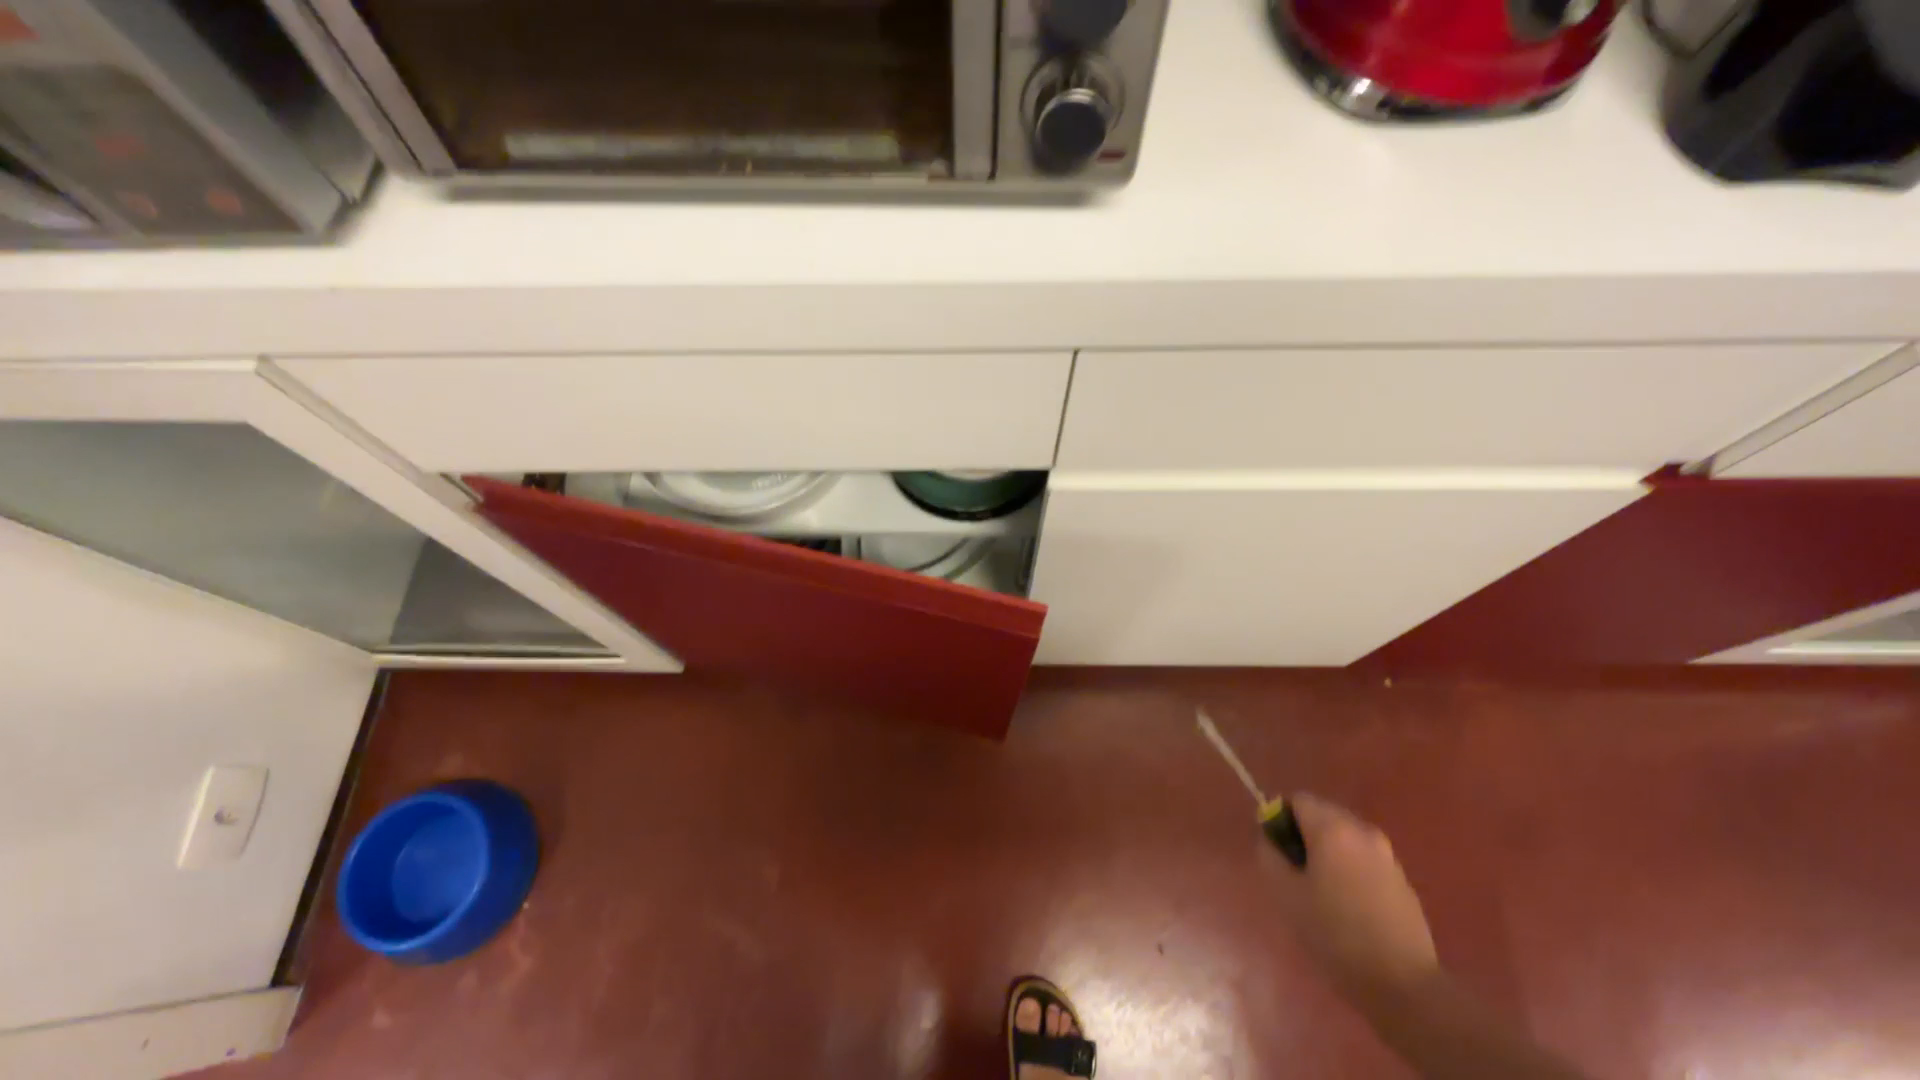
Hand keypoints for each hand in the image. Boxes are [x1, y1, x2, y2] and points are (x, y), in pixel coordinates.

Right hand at [1265, 793, 1440, 1000]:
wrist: (1400, 980)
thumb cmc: (1334, 934)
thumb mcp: (1286, 895)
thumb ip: (1270, 856)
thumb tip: (1269, 837)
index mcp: (1333, 829)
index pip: (1298, 800)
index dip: (1279, 818)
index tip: (1275, 850)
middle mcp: (1363, 831)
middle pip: (1323, 815)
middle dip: (1303, 834)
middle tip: (1292, 872)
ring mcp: (1386, 854)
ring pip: (1345, 837)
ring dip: (1327, 852)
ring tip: (1319, 891)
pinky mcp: (1400, 878)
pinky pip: (1364, 858)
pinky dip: (1349, 868)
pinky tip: (1347, 904)